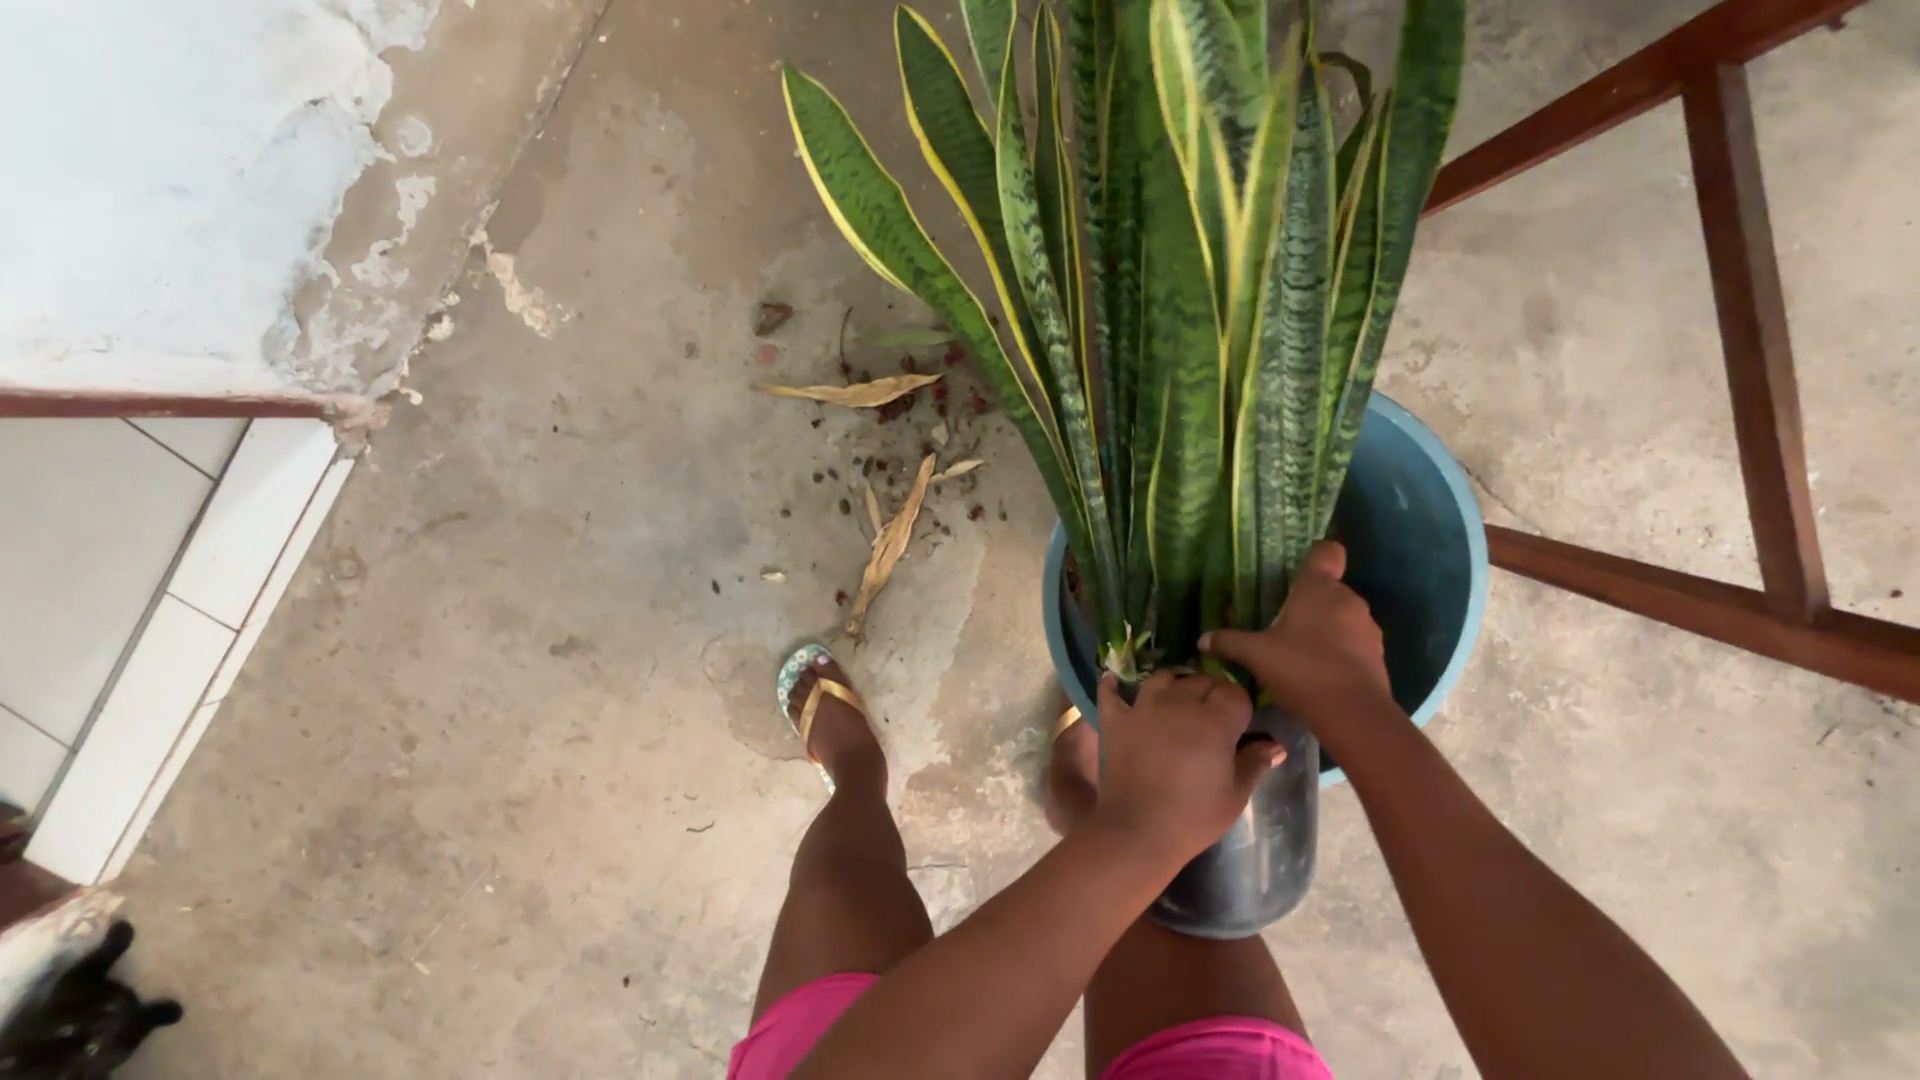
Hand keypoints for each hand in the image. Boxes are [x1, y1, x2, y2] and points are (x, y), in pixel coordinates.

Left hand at [1090, 670, 1282, 864]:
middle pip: (1200, 680)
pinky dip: (1113, 684)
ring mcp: (1143, 707)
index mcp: (1214, 720)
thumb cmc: (1194, 816)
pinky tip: (1115, 681)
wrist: (1139, 829)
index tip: (1239, 723)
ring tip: (1176, 701)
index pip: (1234, 692)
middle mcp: (1179, 703)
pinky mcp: (1115, 719)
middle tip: (1210, 717)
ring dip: (1173, 684)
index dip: (1239, 705)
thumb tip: (1275, 746)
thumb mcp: (1235, 794)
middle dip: (1210, 693)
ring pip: (1162, 677)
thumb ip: (1255, 763)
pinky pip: (1111, 691)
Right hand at [1200, 541, 1394, 726]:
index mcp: (1319, 589)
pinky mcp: (1377, 655)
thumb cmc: (1302, 668)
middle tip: (1283, 622)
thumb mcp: (1255, 655)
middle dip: (1309, 602)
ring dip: (1326, 627)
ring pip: (1343, 616)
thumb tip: (1202, 639)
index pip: (1327, 552)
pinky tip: (1319, 671)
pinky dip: (1339, 650)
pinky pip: (1354, 642)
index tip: (1298, 569)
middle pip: (1330, 588)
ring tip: (1300, 651)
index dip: (1315, 554)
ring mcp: (1368, 627)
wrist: (1353, 713)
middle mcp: (1348, 600)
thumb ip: (1228, 642)